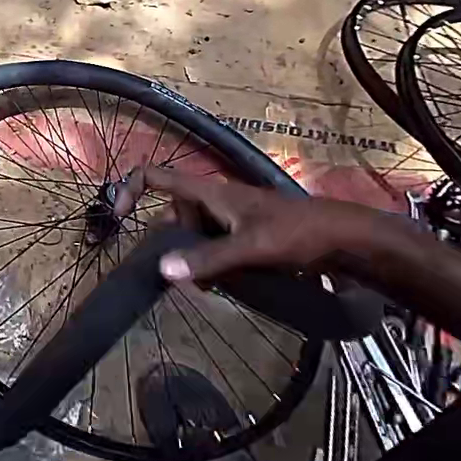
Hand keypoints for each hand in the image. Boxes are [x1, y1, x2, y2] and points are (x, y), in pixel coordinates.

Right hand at [141, 167, 398, 282]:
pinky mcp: (240, 234)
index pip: (155, 176)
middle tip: (187, 275)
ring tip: (214, 284)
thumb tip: (162, 270)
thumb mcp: (249, 248)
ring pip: (192, 236)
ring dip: (195, 260)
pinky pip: (210, 247)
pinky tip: (227, 284)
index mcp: (208, 192)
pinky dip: (211, 265)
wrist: (341, 239)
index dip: (130, 189)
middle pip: (172, 217)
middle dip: (173, 246)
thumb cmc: (295, 233)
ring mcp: (226, 217)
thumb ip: (206, 260)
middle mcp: (212, 200)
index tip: (118, 217)